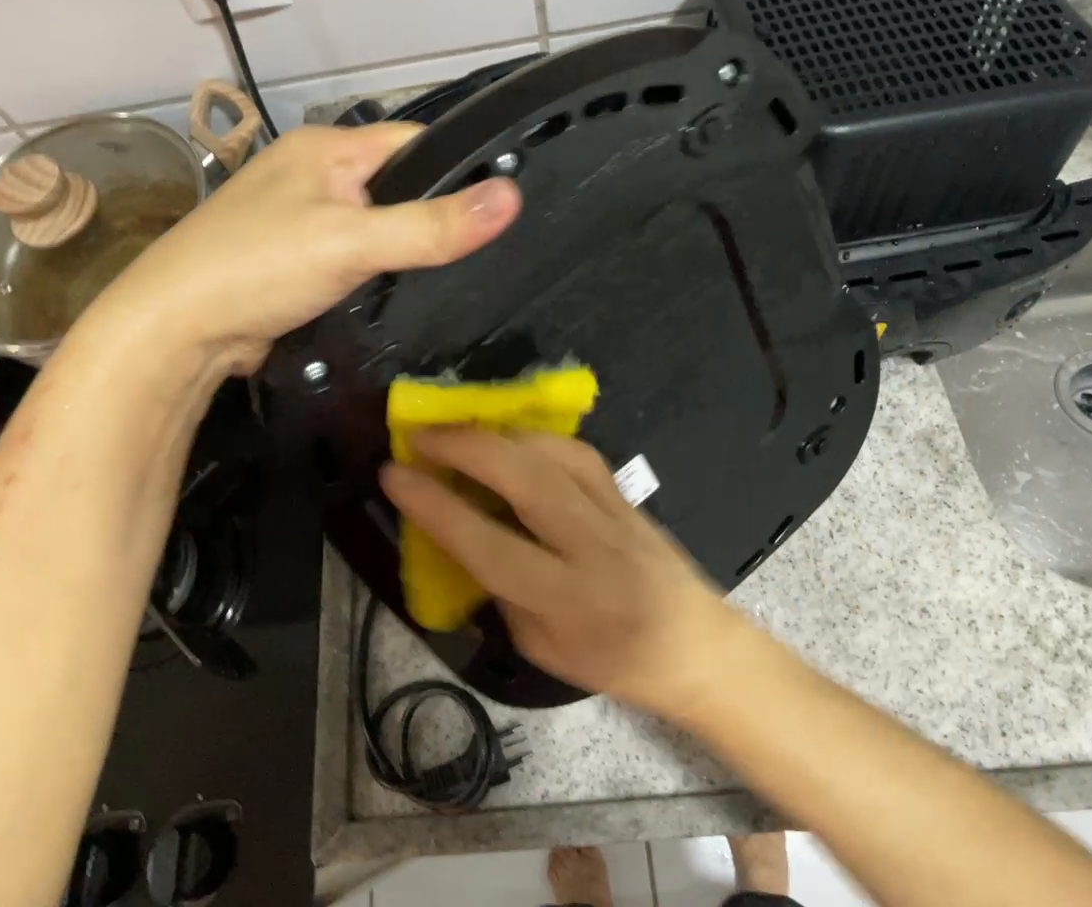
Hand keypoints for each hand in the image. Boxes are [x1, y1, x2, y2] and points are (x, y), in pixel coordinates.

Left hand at [77, 123, 519, 373]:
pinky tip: (398, 295)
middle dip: (433, 215)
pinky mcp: (295, 260)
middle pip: (398, 186)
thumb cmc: (259, 268)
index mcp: (327, 148)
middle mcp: (314, 173)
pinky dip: (376, 273)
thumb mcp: (353, 242)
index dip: (459, 170)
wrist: (177, 329)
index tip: (499, 209)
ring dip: (404, 249)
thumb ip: (432, 225)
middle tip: (480, 253)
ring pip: (377, 225)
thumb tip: (513, 198)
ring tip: (450, 277)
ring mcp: (300, 217)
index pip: (415, 143)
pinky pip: (354, 257)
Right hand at [380, 429, 751, 715]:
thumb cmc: (614, 661)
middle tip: (419, 435)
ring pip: (553, 453)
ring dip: (498, 434)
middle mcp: (593, 547)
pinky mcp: (627, 494)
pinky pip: (577, 452)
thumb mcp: (543, 648)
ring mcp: (615, 512)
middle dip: (465, 447)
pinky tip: (511, 439)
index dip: (435, 506)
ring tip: (458, 431)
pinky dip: (535, 438)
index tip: (393, 475)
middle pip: (524, 478)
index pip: (488, 544)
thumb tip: (463, 537)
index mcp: (567, 600)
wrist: (698, 645)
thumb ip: (502, 593)